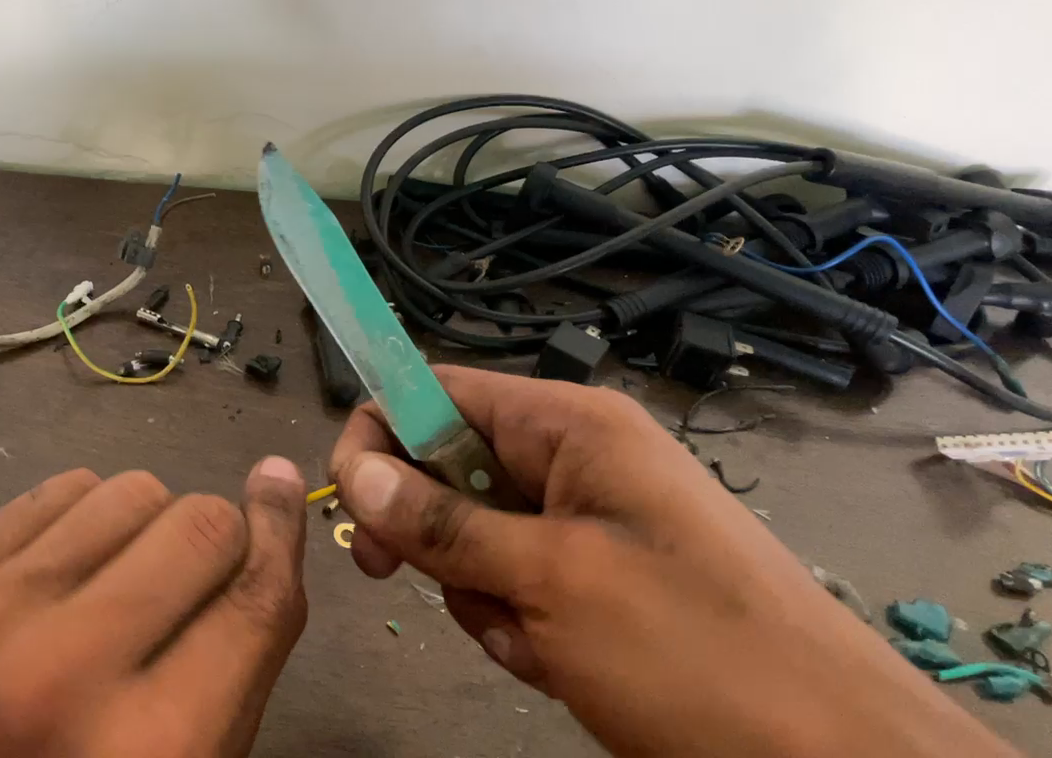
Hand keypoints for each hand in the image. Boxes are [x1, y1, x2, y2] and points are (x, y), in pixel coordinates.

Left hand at [0, 458, 307, 757]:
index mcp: (149, 744)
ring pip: (132, 488)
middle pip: (198, 524)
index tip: (280, 489)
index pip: (254, 596)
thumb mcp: (199, 746)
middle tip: (190, 580)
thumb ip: (251, 632)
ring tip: (126, 579)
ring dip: (148, 524)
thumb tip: (277, 480)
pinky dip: (88, 515)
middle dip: (214, 538)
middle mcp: (64, 669)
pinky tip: (74, 570)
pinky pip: (66, 486)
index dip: (280, 533)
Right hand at [332, 365, 1019, 757]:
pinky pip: (511, 578)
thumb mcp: (553, 582)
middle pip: (445, 463)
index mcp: (569, 425)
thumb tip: (355, 471)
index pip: (434, 391)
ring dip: (474, 588)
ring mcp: (584, 520)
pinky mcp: (594, 579)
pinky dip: (512, 619)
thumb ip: (444, 523)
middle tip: (396, 575)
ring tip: (528, 637)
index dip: (380, 433)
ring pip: (470, 531)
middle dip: (427, 528)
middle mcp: (572, 457)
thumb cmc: (698, 653)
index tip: (353, 505)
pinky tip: (554, 660)